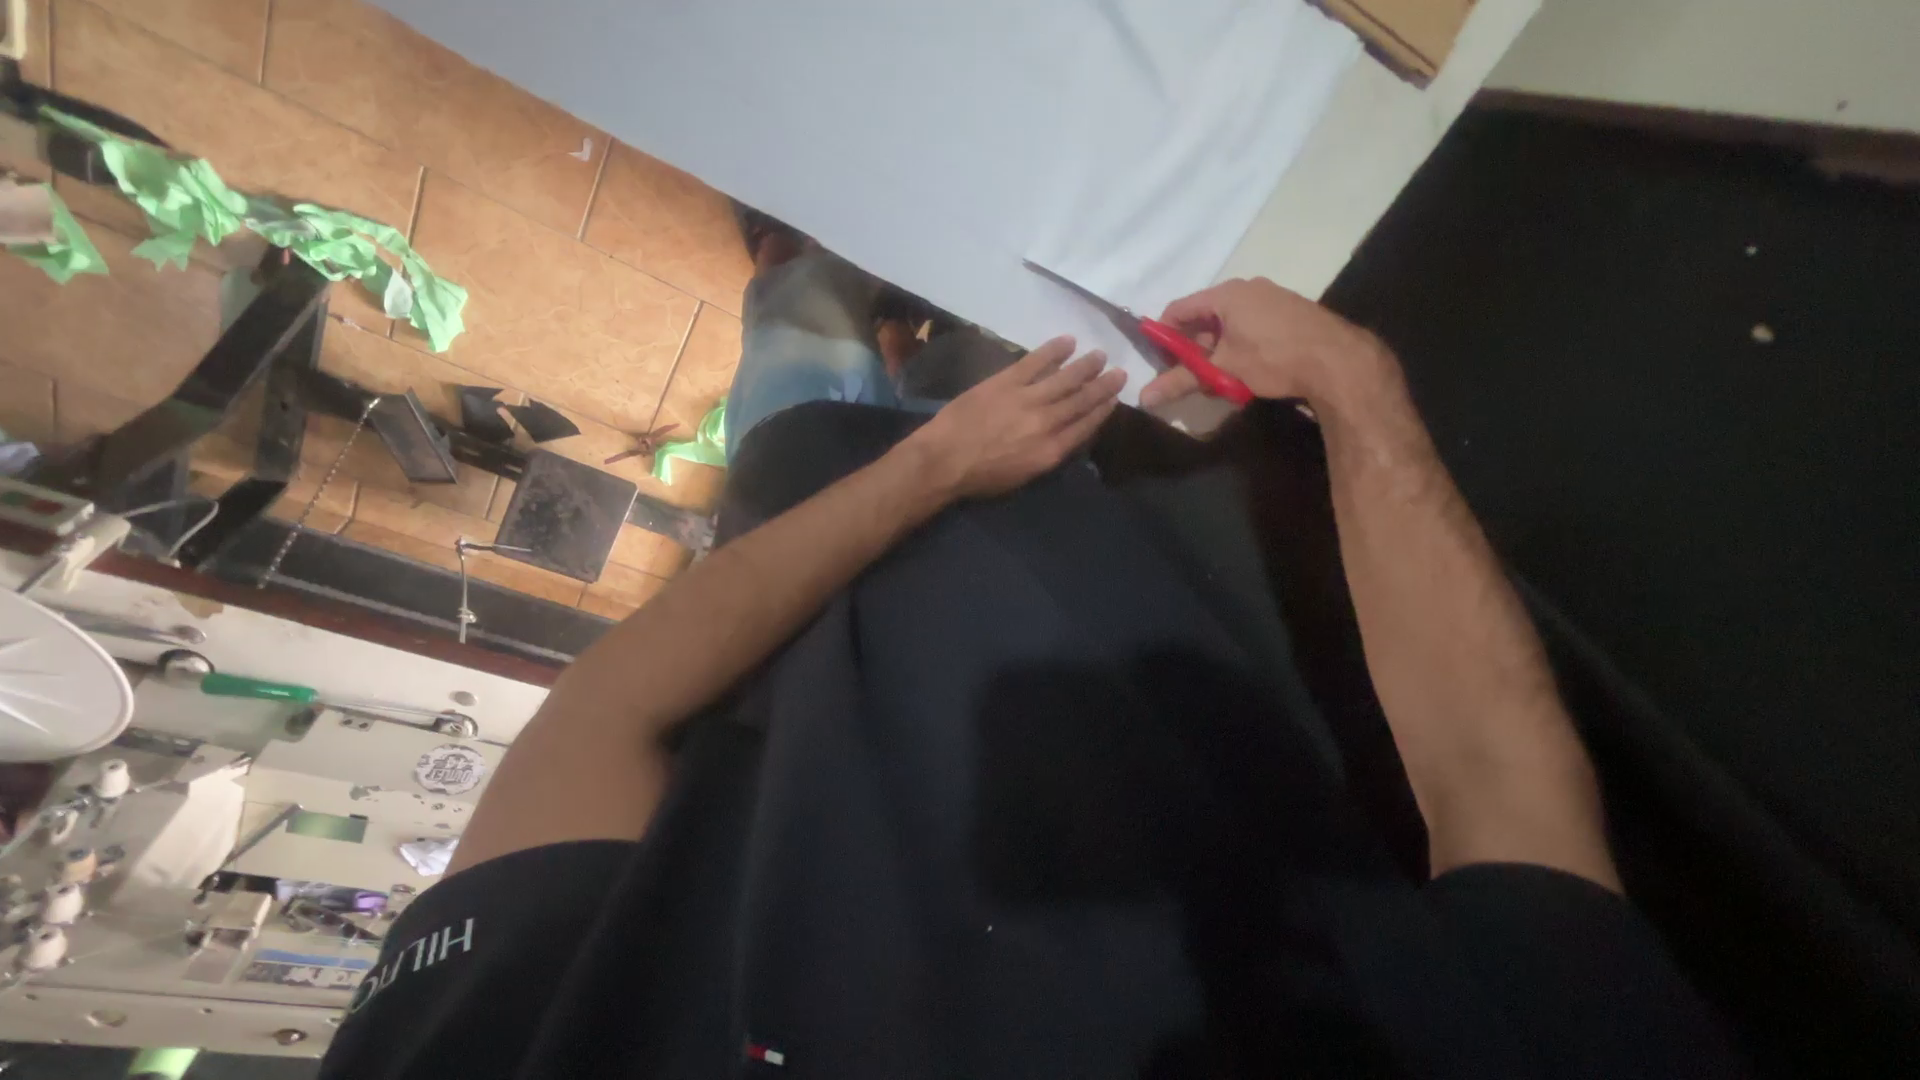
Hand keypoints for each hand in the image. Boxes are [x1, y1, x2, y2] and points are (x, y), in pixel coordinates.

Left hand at [902, 336, 1125, 498]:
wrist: (944, 460)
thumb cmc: (979, 478)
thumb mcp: (1022, 477)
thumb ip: (1046, 456)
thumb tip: (1062, 439)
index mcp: (1051, 451)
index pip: (1085, 427)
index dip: (1102, 411)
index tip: (1115, 399)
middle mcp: (1046, 423)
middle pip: (1081, 401)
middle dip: (1102, 386)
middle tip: (1119, 373)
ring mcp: (1027, 399)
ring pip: (1064, 378)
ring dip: (1084, 366)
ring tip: (1099, 356)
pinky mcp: (1006, 382)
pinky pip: (1035, 362)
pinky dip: (1053, 350)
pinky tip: (1067, 342)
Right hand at [1138, 278, 1395, 410]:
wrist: (1337, 361)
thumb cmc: (1273, 358)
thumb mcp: (1222, 371)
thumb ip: (1181, 381)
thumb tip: (1144, 397)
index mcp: (1226, 294)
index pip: (1179, 309)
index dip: (1163, 335)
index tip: (1159, 361)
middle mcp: (1248, 288)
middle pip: (1205, 317)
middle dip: (1194, 348)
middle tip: (1191, 376)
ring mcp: (1272, 298)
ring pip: (1230, 324)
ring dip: (1218, 351)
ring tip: (1220, 379)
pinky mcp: (1290, 313)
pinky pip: (1252, 326)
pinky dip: (1240, 347)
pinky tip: (1247, 372)